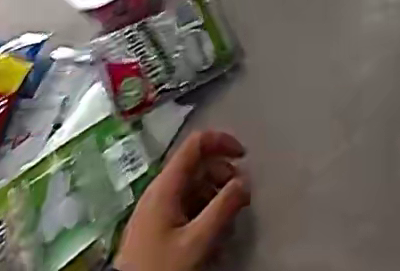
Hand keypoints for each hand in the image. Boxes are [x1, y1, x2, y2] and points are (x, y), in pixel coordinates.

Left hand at [115, 131, 249, 270]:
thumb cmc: (161, 268)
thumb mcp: (196, 241)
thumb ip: (223, 208)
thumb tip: (244, 181)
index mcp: (166, 184)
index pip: (196, 143)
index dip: (222, 142)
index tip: (243, 156)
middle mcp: (159, 190)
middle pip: (197, 166)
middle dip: (223, 176)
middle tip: (241, 198)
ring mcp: (155, 209)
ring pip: (192, 188)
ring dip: (215, 198)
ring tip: (229, 223)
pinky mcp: (155, 228)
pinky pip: (185, 207)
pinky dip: (203, 213)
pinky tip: (212, 237)